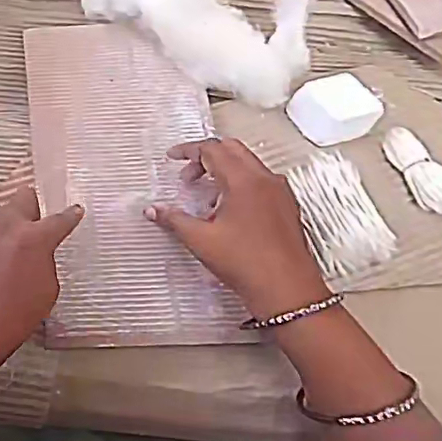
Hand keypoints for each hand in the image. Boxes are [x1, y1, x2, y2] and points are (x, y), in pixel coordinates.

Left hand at [0, 188, 82, 355]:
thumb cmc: (17, 313)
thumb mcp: (48, 287)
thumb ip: (45, 260)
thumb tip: (38, 251)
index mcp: (35, 237)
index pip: (59, 219)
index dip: (70, 216)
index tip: (74, 211)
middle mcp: (7, 226)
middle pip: (23, 198)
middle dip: (32, 205)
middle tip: (36, 219)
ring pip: (0, 219)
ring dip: (7, 231)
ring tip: (8, 257)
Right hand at [145, 138, 329, 315]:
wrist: (287, 291)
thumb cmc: (249, 264)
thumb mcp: (200, 240)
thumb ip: (173, 219)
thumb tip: (154, 210)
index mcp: (245, 181)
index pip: (213, 150)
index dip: (188, 150)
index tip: (173, 157)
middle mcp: (266, 180)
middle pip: (232, 150)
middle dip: (205, 157)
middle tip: (186, 176)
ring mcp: (280, 193)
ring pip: (247, 164)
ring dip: (222, 170)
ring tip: (204, 197)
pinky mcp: (286, 207)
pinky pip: (260, 181)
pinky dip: (239, 184)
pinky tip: (226, 210)